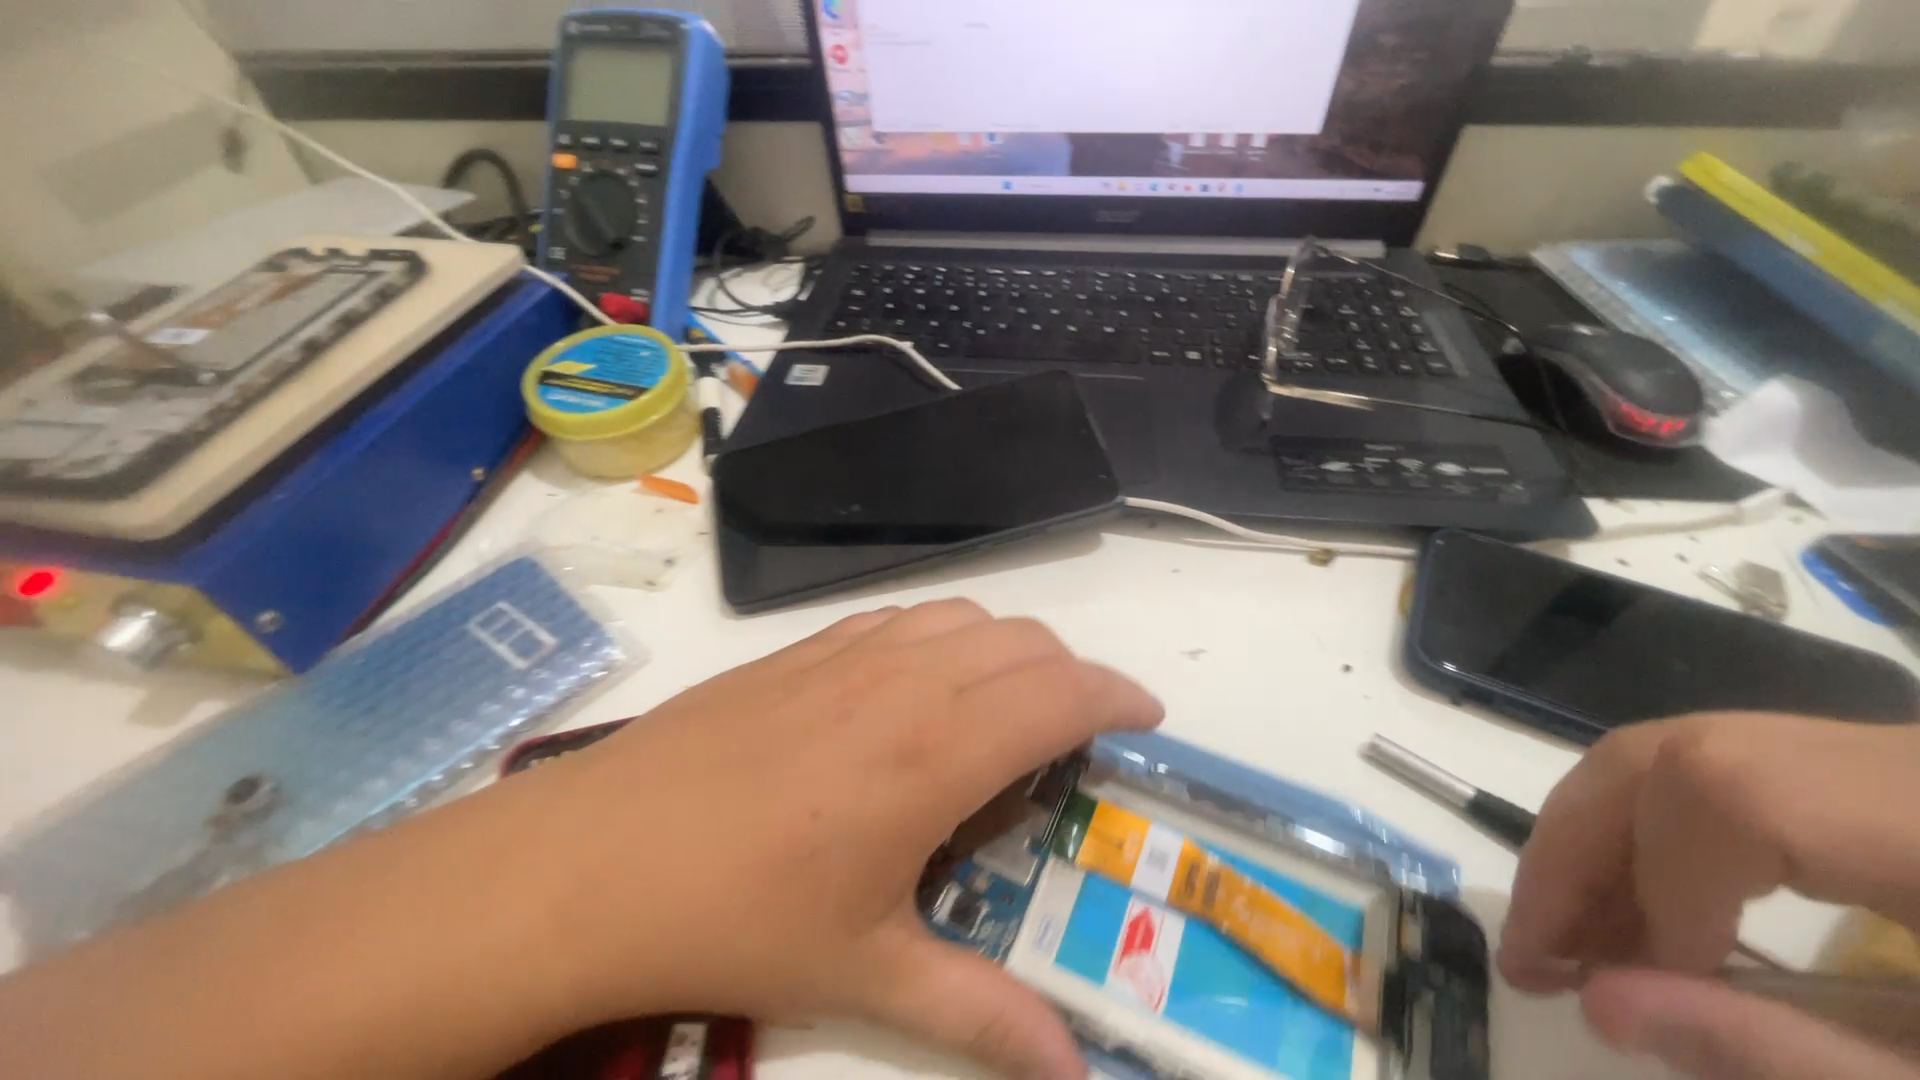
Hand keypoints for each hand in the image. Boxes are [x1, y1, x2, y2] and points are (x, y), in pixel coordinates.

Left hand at [511, 600, 1163, 1078]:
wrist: (591, 862)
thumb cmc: (737, 919)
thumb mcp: (867, 976)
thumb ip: (981, 1016)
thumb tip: (1073, 1076)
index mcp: (935, 752)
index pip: (1059, 692)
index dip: (1116, 694)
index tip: (1145, 715)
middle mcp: (902, 682)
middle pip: (1023, 643)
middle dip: (1071, 674)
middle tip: (1076, 730)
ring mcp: (844, 656)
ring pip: (962, 618)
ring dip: (1007, 648)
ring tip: (1006, 702)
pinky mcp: (795, 651)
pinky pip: (898, 619)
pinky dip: (940, 637)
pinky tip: (919, 685)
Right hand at [1498, 712, 1919, 1078]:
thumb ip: (1787, 1052)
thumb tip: (1599, 1005)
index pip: (1732, 794)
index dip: (1657, 885)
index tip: (1646, 987)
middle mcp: (1907, 758)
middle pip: (1676, 751)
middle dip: (1577, 848)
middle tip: (1533, 946)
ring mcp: (1895, 756)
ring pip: (1680, 753)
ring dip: (1598, 842)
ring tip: (1571, 935)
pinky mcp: (1887, 776)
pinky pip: (1723, 780)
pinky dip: (1655, 842)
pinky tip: (1653, 917)